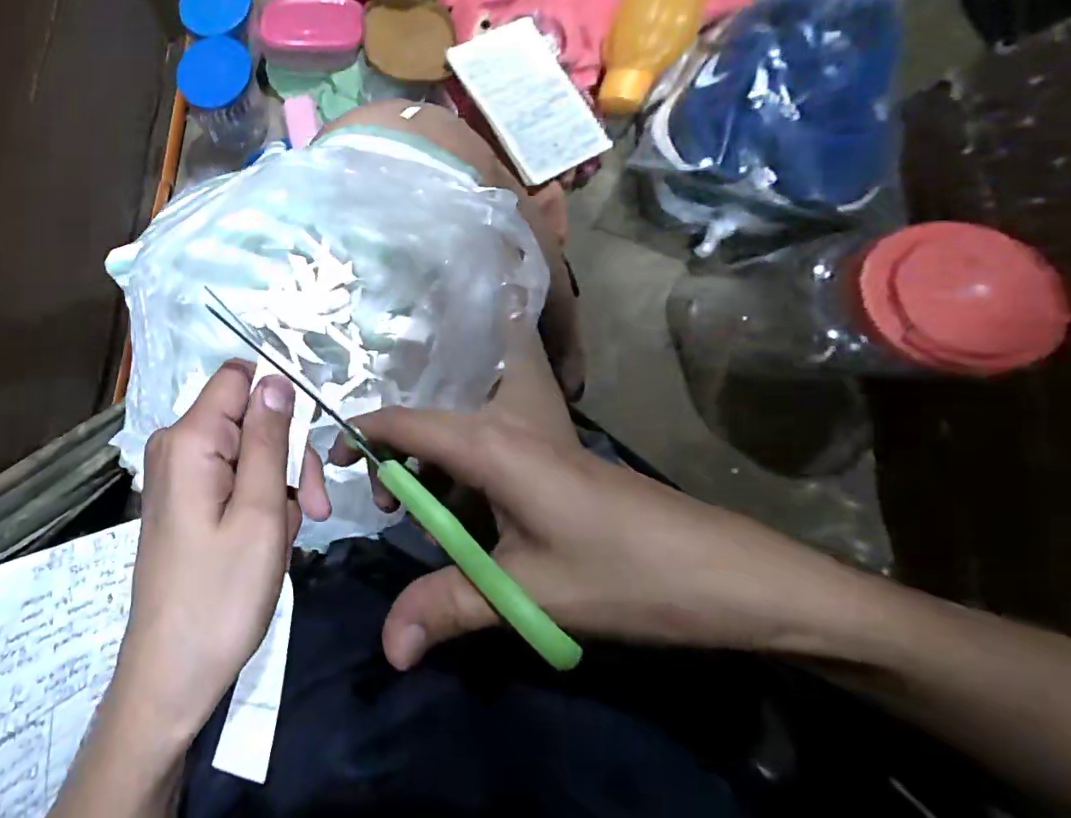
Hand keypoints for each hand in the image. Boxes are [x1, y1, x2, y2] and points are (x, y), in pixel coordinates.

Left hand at [111, 361, 328, 739]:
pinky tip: (267, 543)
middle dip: (286, 456)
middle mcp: (176, 445)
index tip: (304, 446)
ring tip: (287, 537)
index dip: (278, 401)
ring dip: (278, 486)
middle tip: (312, 511)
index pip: (238, 378)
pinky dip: (258, 503)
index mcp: (189, 438)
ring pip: (246, 452)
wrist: (172, 672)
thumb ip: (268, 439)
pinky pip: (231, 479)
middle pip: (247, 418)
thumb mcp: (259, 512)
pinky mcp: (184, 500)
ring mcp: (178, 474)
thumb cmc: (220, 596)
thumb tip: (274, 377)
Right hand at [331, 332, 858, 669]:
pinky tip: (476, 533)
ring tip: (430, 529)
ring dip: (432, 481)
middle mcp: (505, 431)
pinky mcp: (554, 467)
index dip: (360, 434)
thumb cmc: (625, 573)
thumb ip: (447, 610)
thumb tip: (386, 649)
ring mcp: (534, 446)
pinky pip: (487, 462)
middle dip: (396, 467)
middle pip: (426, 431)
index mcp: (488, 446)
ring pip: (457, 448)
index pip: (402, 421)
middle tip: (393, 516)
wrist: (737, 576)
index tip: (334, 465)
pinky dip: (464, 490)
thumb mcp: (526, 594)